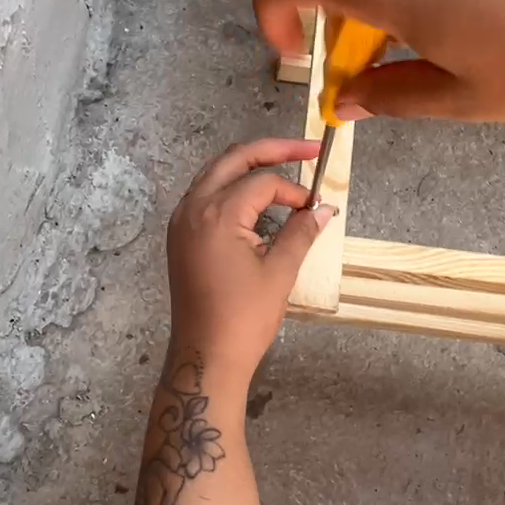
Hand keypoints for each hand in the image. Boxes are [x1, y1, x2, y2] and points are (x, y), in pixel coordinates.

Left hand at [167, 138, 333, 372]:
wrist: (205, 355)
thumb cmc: (243, 317)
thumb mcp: (280, 272)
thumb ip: (302, 232)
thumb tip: (324, 208)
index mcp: (216, 214)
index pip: (262, 182)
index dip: (293, 190)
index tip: (314, 207)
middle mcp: (192, 208)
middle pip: (233, 159)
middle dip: (271, 150)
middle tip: (306, 149)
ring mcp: (181, 221)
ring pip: (215, 173)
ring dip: (248, 167)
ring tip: (282, 169)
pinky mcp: (179, 235)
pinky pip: (205, 195)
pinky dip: (231, 188)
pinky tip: (254, 200)